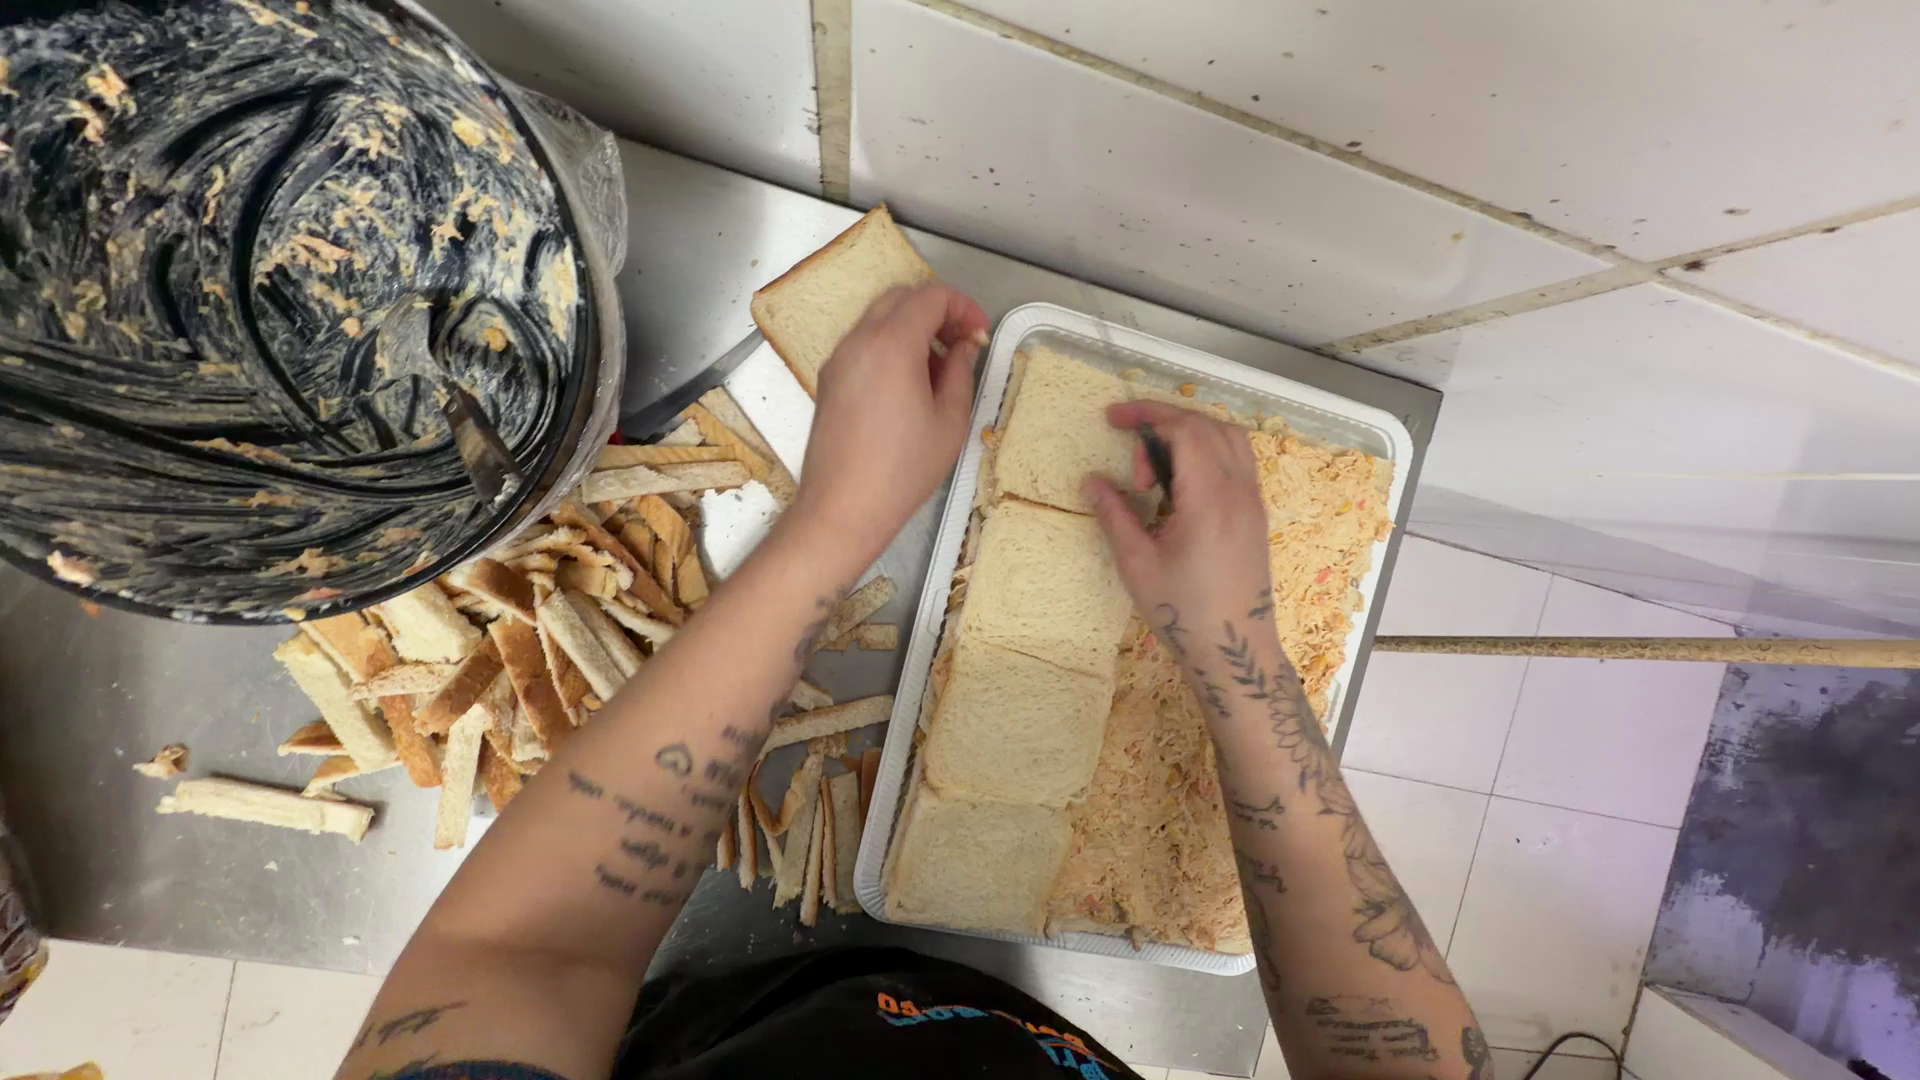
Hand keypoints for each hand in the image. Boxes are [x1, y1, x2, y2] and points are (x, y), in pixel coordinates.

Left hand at [791, 283, 990, 561]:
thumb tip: (965, 346)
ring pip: (879, 318)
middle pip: (901, 298)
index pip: (931, 296)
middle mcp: (859, 340)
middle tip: (962, 344)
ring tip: (938, 369)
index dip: (963, 306)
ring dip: (913, 328)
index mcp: (892, 344)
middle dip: (937, 311)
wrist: (842, 508)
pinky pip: (863, 344)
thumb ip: (961, 372)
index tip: (980, 334)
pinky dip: (890, 346)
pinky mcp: (829, 379)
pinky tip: (908, 385)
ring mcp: (838, 358)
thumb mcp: (949, 422)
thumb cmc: (903, 470)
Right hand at [1085, 401, 1273, 630]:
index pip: (1184, 429)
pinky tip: (1180, 482)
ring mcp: (1253, 501)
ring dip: (1190, 433)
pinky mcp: (1256, 514)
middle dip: (1163, 423)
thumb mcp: (1136, 564)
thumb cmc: (1182, 610)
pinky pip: (1237, 461)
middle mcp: (1239, 490)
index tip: (1111, 419)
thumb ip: (1114, 515)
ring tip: (1154, 462)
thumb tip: (1092, 481)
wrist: (1234, 649)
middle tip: (1128, 451)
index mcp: (1209, 498)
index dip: (1146, 415)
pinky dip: (1207, 452)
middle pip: (1207, 426)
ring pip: (1229, 438)